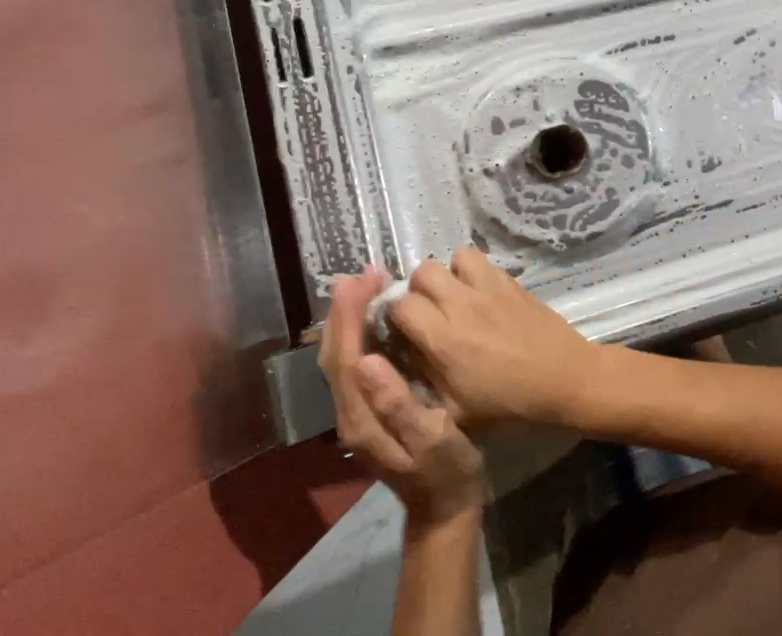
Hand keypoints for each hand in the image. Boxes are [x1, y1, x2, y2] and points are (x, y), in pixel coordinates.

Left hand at [320, 266, 483, 524]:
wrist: (444, 509)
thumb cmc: (447, 473)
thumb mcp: (431, 440)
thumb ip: (397, 403)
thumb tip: (368, 361)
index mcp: (361, 418)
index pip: (345, 356)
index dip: (350, 315)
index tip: (363, 277)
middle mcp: (349, 414)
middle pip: (335, 354)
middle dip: (344, 310)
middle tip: (364, 272)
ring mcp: (357, 415)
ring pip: (340, 358)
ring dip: (349, 319)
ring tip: (366, 286)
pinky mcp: (369, 412)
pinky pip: (354, 365)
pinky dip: (359, 335)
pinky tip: (376, 321)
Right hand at [388, 246, 598, 428]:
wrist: (562, 378)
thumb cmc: (507, 401)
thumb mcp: (454, 409)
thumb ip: (420, 383)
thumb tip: (396, 362)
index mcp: (442, 338)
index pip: (399, 306)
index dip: (394, 317)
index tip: (401, 331)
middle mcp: (461, 304)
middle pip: (421, 273)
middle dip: (416, 291)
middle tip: (427, 313)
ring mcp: (488, 288)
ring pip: (451, 259)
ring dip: (446, 275)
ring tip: (452, 298)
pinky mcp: (511, 281)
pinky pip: (480, 260)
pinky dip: (472, 270)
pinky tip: (478, 292)